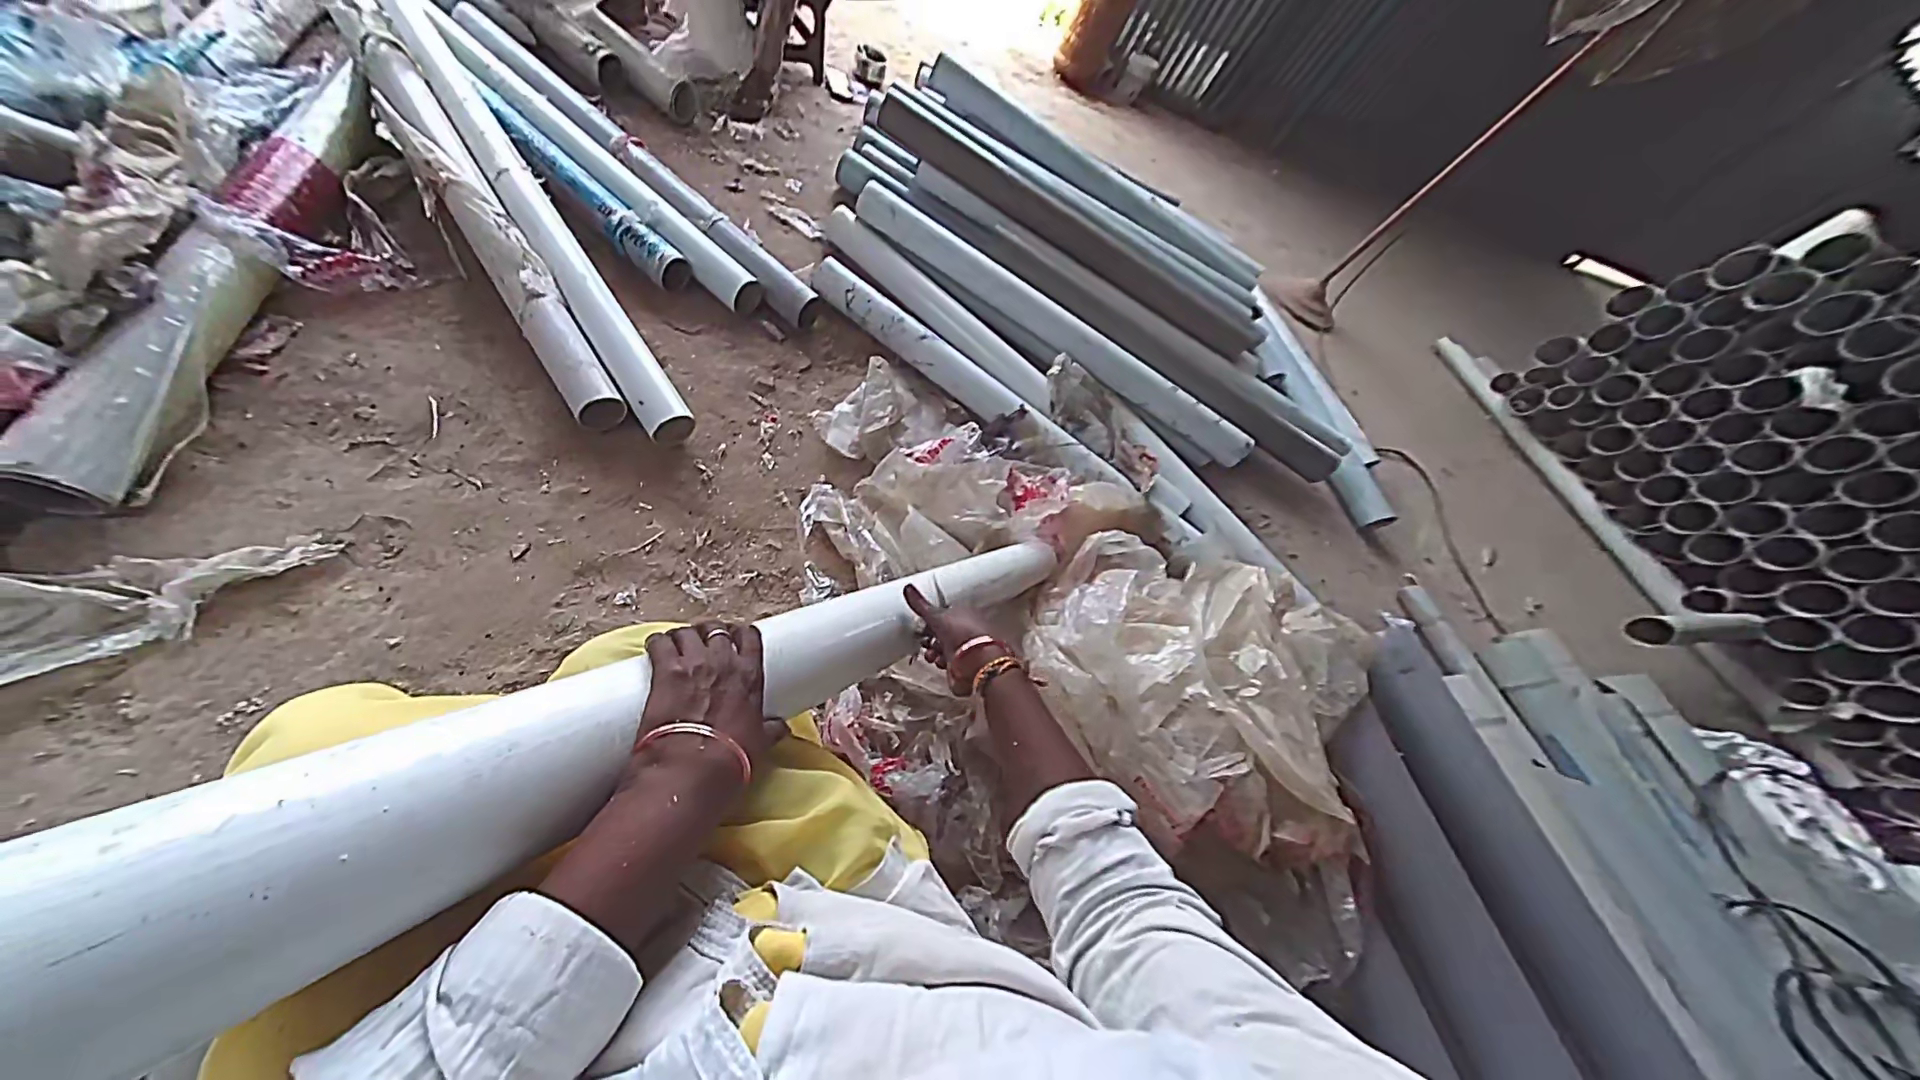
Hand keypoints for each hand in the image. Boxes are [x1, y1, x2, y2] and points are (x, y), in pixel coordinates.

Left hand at [634, 622, 787, 787]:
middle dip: (709, 631)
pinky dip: (656, 642)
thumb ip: (771, 730)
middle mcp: (724, 662)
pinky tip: (654, 648)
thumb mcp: (760, 742)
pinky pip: (659, 642)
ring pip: (687, 632)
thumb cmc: (730, 758)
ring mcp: (694, 663)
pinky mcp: (666, 671)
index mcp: (750, 675)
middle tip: (703, 640)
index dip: (740, 633)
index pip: (749, 637)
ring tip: (677, 644)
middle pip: (717, 630)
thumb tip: (781, 728)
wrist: (693, 768)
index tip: (734, 637)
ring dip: (682, 636)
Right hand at [904, 584, 1008, 694]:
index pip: (944, 612)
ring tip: (932, 654)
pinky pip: (949, 659)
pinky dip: (942, 661)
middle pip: (942, 631)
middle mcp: (966, 627)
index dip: (930, 619)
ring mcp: (966, 645)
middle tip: (924, 641)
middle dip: (930, 638)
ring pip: (944, 646)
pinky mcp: (964, 661)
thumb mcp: (936, 615)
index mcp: (963, 611)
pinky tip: (941, 661)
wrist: (974, 660)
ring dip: (934, 651)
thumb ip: (920, 604)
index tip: (921, 625)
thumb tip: (908, 588)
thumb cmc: (961, 633)